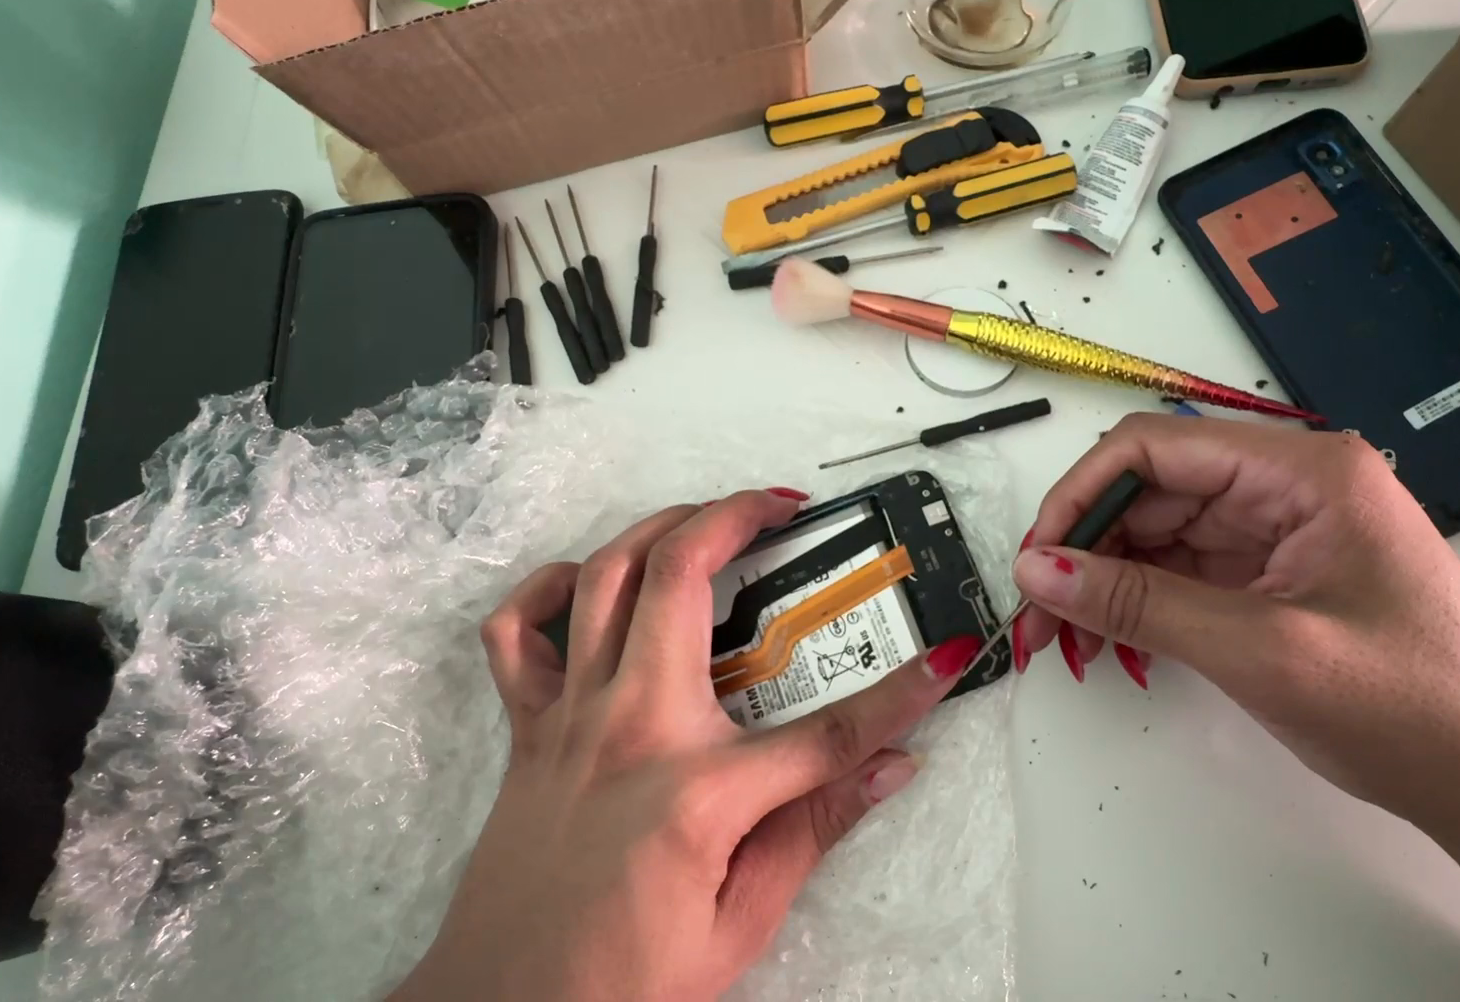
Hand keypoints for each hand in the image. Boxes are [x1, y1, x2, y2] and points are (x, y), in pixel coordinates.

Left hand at [390, 489, 983, 1001]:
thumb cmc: (617, 986)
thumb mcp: (739, 922)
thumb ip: (814, 827)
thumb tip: (889, 766)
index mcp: (694, 791)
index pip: (827, 734)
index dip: (899, 696)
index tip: (941, 655)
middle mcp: (627, 727)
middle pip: (684, 578)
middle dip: (740, 518)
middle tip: (784, 507)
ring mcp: (570, 716)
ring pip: (606, 576)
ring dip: (659, 526)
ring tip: (706, 517)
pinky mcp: (530, 726)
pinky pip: (518, 628)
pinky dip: (552, 586)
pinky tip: (593, 581)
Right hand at [1009, 415, 1459, 827]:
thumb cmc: (1410, 709)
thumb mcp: (1261, 650)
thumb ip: (1139, 604)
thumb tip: (1033, 570)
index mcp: (1301, 471)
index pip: (1155, 447)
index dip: (1082, 494)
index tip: (1037, 558)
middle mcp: (1282, 487)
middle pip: (1148, 494)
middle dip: (1084, 553)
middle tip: (1038, 620)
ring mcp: (1273, 533)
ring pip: (1154, 536)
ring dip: (1102, 584)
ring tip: (1064, 642)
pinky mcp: (1265, 576)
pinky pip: (1177, 574)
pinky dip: (1135, 606)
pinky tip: (1109, 643)